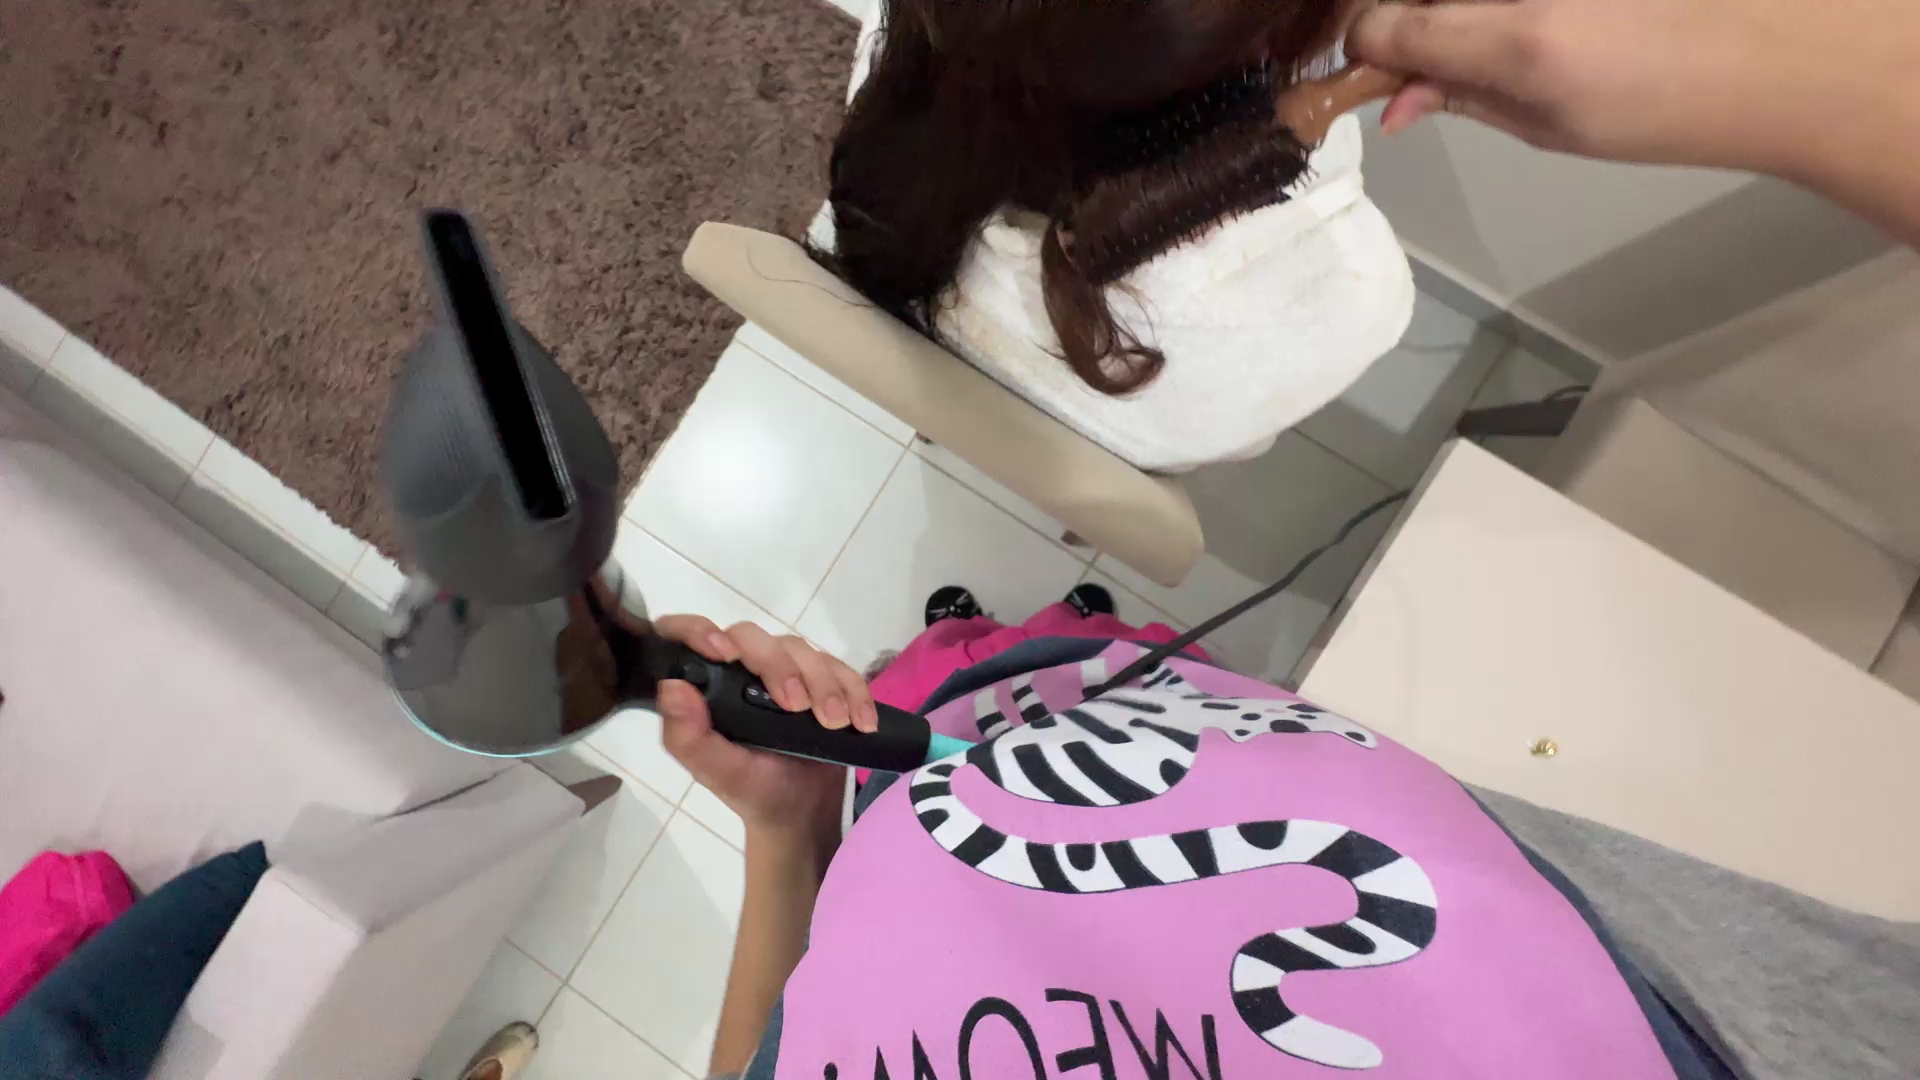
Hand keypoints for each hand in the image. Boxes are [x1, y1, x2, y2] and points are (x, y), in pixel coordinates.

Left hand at [651, 615, 874, 840]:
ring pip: (805, 651)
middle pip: (758, 639)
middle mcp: (746, 668)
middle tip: (798, 708)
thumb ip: (688, 736)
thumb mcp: (717, 771)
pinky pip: (842, 669)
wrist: (803, 813)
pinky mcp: (825, 679)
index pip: (687, 635)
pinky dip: (855, 692)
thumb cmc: (753, 789)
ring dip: (825, 685)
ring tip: (835, 723)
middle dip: (782, 668)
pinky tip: (861, 721)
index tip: (722, 652)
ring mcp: (789, 670)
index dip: (698, 630)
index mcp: (711, 684)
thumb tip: (673, 686)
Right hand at [1346, 0, 1918, 176]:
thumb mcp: (1545, 125)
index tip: (1371, 70)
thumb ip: (1460, 100)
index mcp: (1521, 39)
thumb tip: (1391, 105)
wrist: (1802, 49)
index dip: (1365, 47)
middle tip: (1418, 58)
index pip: (1389, 25)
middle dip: (1404, 21)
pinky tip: (1520, 26)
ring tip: (1479, 40)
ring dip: (1451, 13)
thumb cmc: (1666, 109)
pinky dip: (1489, 8)